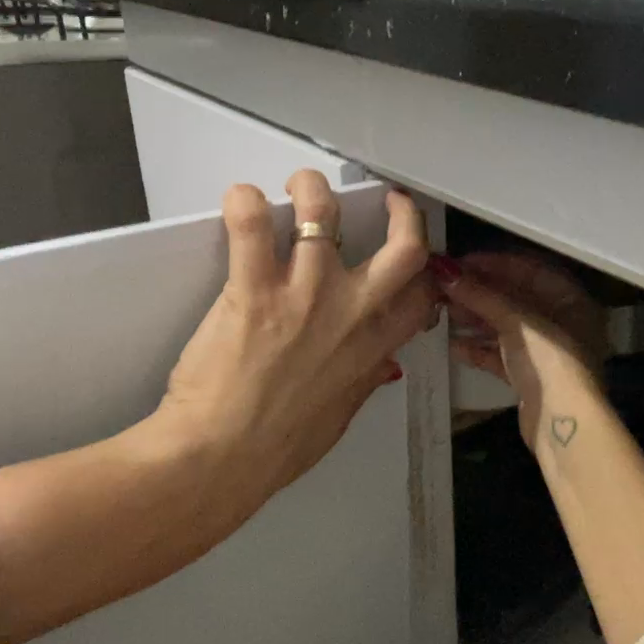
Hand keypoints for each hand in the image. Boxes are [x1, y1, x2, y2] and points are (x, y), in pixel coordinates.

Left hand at [161, 171, 437, 500]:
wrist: (219, 458)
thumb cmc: (278, 448)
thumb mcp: (339, 417)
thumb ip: (364, 379)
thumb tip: (381, 364)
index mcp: (373, 346)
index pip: (422, 294)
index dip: (424, 269)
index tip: (411, 256)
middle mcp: (350, 311)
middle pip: (403, 247)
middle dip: (402, 212)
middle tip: (386, 199)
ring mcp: (304, 294)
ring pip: (323, 213)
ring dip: (313, 188)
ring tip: (301, 185)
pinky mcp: (253, 288)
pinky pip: (253, 225)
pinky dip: (246, 201)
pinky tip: (242, 199)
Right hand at [435, 251, 608, 450]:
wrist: (561, 424)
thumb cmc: (549, 360)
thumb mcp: (516, 321)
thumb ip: (481, 295)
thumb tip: (444, 270)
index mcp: (572, 300)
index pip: (530, 270)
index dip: (494, 264)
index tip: (459, 263)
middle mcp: (564, 323)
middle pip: (517, 299)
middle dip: (480, 293)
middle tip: (443, 288)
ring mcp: (548, 353)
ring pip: (507, 328)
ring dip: (476, 319)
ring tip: (442, 312)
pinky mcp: (532, 378)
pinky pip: (502, 355)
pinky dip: (479, 349)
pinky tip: (452, 345)